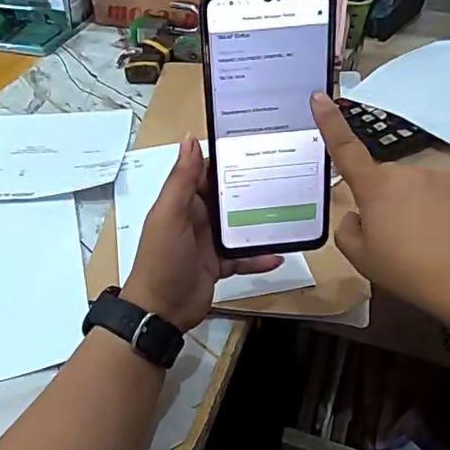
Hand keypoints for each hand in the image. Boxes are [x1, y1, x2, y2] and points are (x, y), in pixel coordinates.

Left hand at [122, 136, 280, 331]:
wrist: (160, 311)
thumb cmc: (161, 260)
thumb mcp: (169, 216)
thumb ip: (182, 180)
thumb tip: (190, 138)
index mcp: (182, 202)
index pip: (206, 174)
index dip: (228, 160)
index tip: (257, 147)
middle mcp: (196, 219)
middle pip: (228, 199)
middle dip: (252, 189)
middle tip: (286, 177)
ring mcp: (208, 244)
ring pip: (239, 228)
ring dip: (260, 223)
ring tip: (289, 212)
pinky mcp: (218, 266)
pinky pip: (243, 258)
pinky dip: (259, 257)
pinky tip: (280, 254)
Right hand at [311, 93, 449, 327]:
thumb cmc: (412, 272)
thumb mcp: (363, 260)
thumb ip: (348, 231)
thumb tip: (358, 216)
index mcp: (376, 188)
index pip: (345, 149)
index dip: (329, 122)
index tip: (320, 97)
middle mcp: (409, 173)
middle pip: (387, 183)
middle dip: (387, 204)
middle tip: (397, 242)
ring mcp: (444, 176)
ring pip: (419, 191)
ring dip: (419, 211)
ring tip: (431, 247)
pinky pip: (449, 197)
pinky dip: (448, 214)